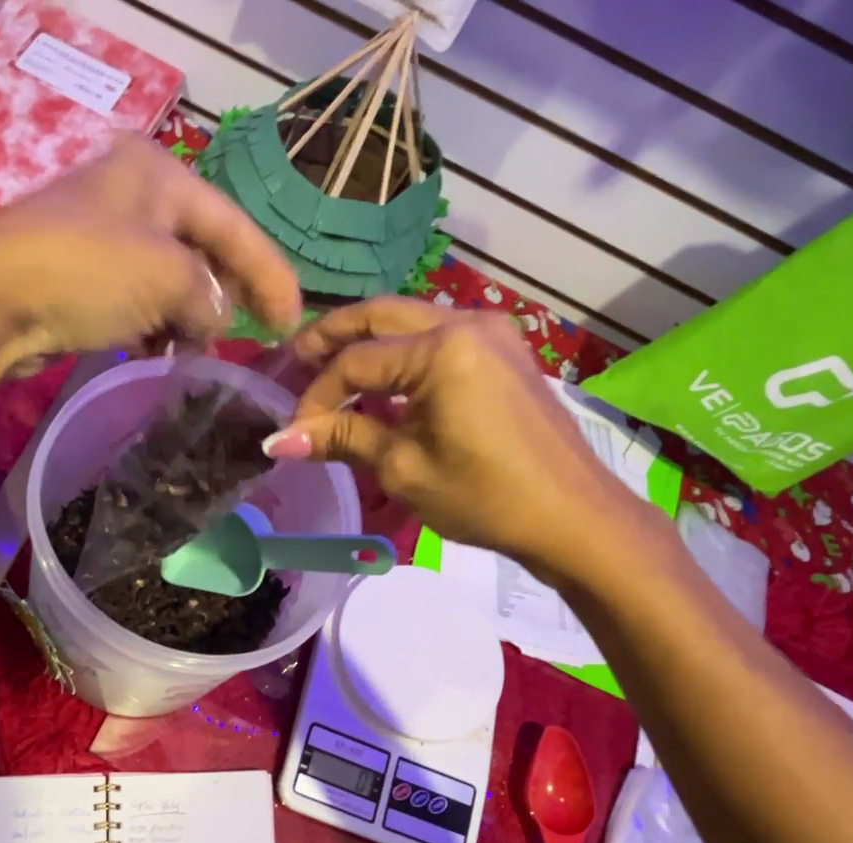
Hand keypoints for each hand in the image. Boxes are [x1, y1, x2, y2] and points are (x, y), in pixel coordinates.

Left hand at [0, 136, 303, 418]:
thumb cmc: (86, 272)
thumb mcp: (169, 279)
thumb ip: (211, 299)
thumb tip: (213, 321)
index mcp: (159, 173)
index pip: (234, 226)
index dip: (270, 275)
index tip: (293, 321)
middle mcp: (131, 194)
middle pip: (202, 250)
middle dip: (226, 297)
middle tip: (252, 338)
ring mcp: (101, 234)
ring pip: (168, 280)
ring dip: (187, 318)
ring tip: (196, 353)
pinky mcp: (78, 274)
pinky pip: (135, 300)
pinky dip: (152, 326)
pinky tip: (155, 353)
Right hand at [263, 296, 665, 584]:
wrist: (573, 516)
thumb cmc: (485, 497)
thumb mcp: (404, 468)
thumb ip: (343, 439)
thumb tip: (279, 440)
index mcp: (440, 350)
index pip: (355, 361)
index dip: (316, 397)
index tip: (294, 433)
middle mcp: (465, 322)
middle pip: (378, 315)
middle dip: (329, 337)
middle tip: (291, 362)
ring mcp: (490, 331)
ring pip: (407, 320)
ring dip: (364, 340)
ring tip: (327, 370)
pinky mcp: (503, 350)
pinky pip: (436, 335)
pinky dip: (400, 352)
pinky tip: (381, 383)